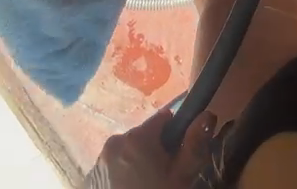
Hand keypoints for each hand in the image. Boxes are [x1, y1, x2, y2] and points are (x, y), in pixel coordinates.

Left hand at [85, 107, 217, 187]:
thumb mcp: (180, 178)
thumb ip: (194, 144)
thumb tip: (207, 115)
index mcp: (137, 138)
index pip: (163, 119)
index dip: (174, 135)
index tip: (176, 157)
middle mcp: (114, 141)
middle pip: (143, 136)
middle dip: (154, 151)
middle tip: (162, 178)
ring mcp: (98, 161)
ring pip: (126, 152)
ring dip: (136, 163)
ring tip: (146, 187)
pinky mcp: (89, 178)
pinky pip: (111, 167)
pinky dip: (120, 175)